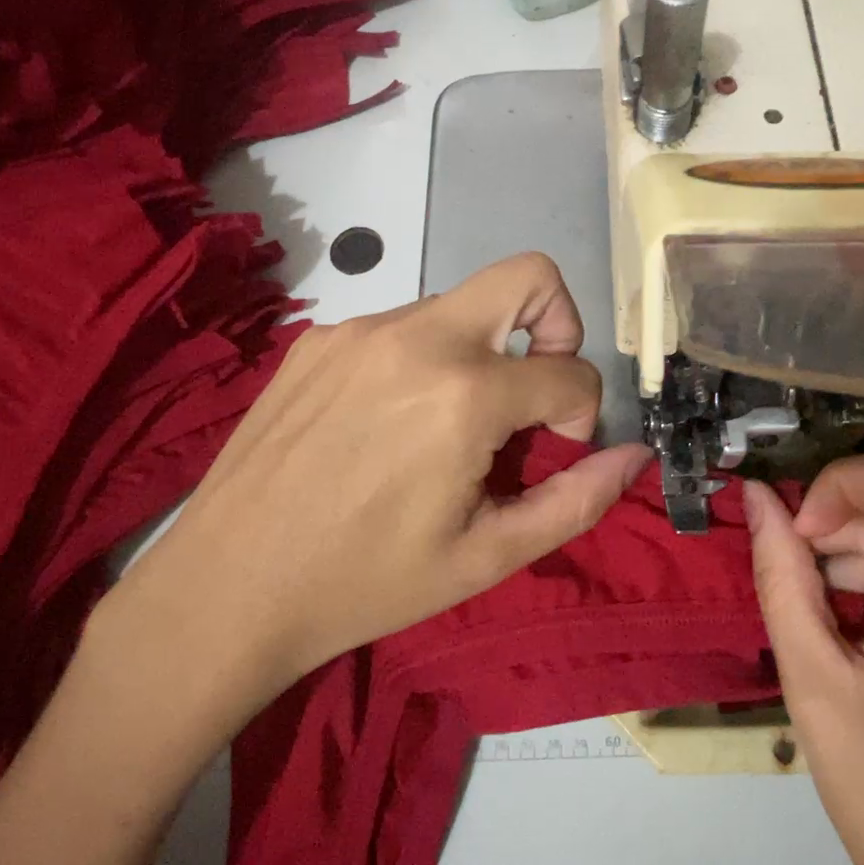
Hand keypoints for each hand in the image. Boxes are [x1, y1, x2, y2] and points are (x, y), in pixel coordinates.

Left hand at [127, 251, 653, 702]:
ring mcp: (359, 329)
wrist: (228, 588)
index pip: (571, 369)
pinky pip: (401, 327)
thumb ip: (576, 500)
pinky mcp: (318, 338)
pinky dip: (422, 362)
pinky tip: (384, 426)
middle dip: (558, 326)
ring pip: (461, 307)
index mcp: (463, 394)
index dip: (580, 414)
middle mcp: (415, 337)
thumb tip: (635, 454)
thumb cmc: (366, 583)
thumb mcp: (486, 557)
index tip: (548, 455)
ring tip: (442, 431)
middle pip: (528, 275)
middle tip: (532, 396)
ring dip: (482, 355)